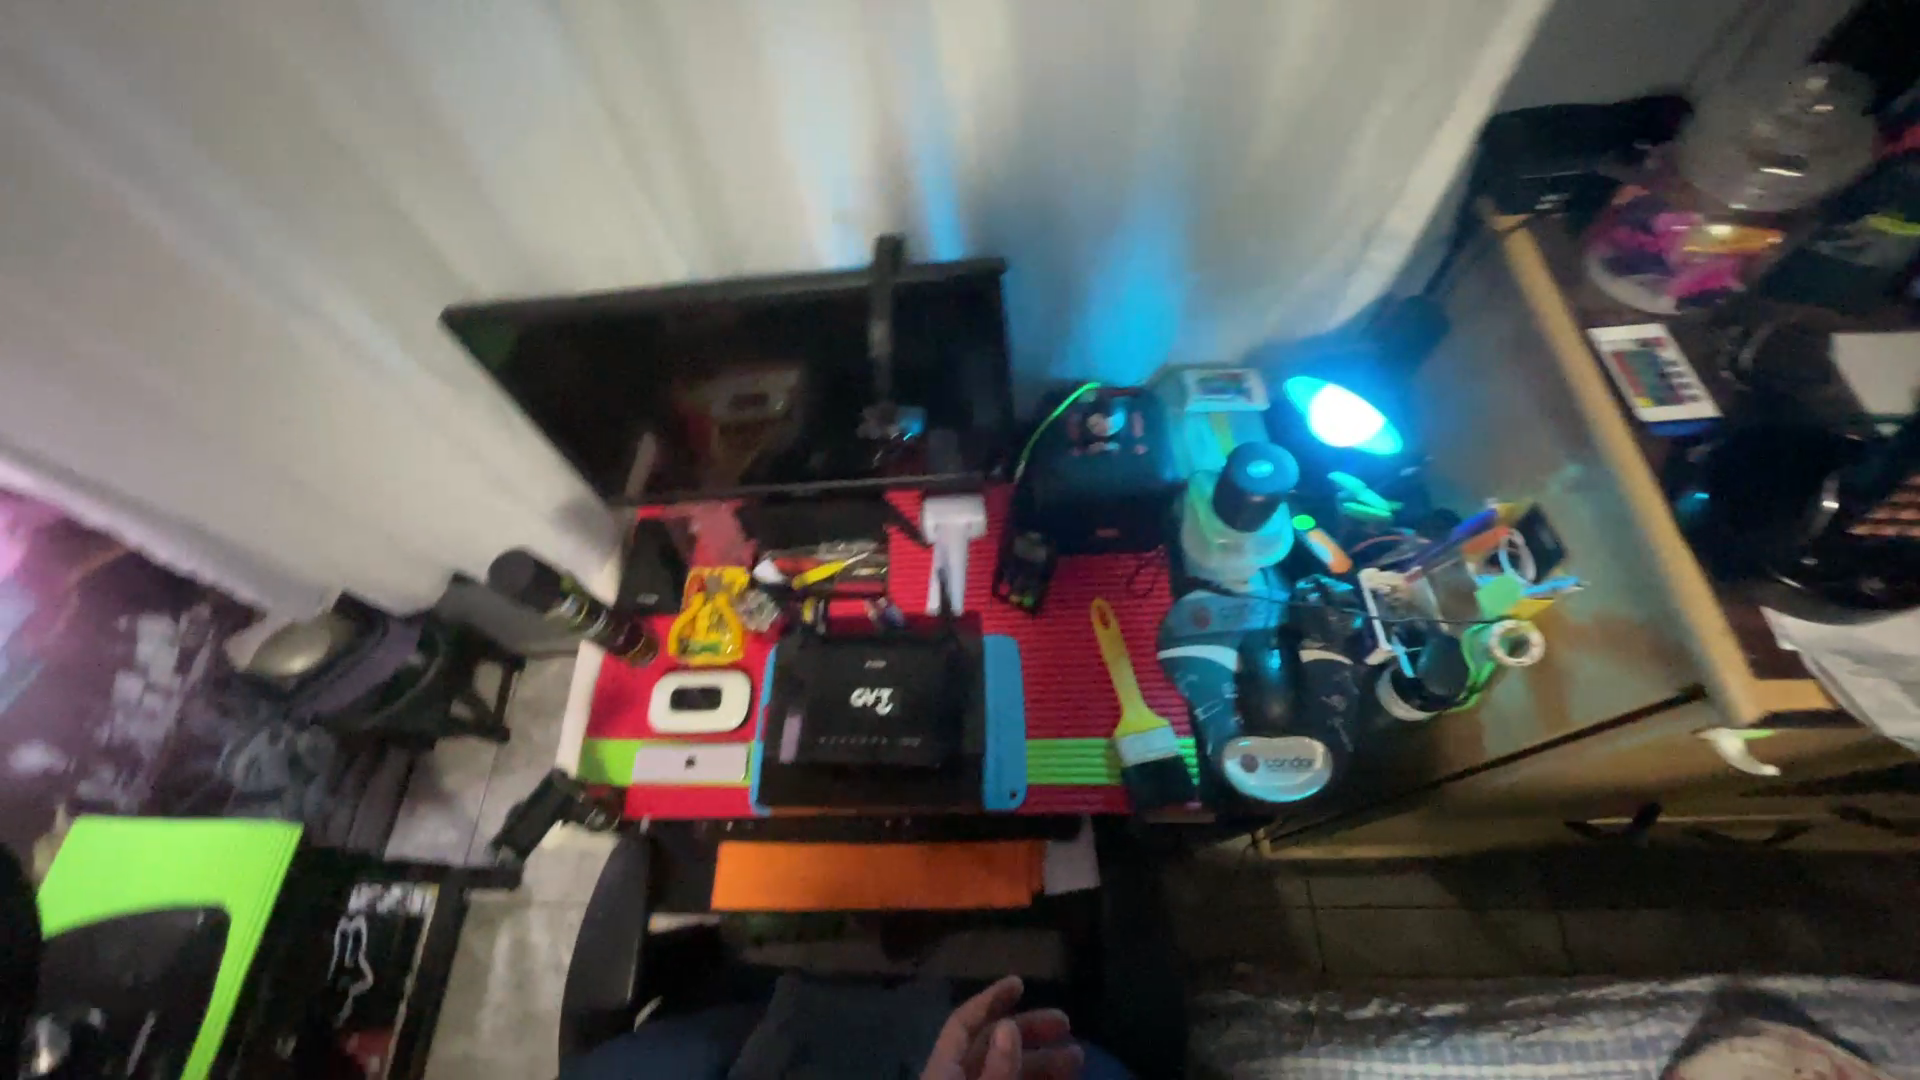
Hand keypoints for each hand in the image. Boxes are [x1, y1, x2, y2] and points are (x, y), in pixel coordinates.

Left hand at [921, 975, 1083, 1079]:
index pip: (963, 1023)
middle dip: (1030, 1033)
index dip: (990, 1000)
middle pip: (992, 1047)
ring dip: (1042, 1064)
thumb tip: (1009, 1025)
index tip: (1020, 982)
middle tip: (1066, 1024)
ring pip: (1008, 1074)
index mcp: (942, 1072)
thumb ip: (996, 1070)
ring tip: (1078, 1058)